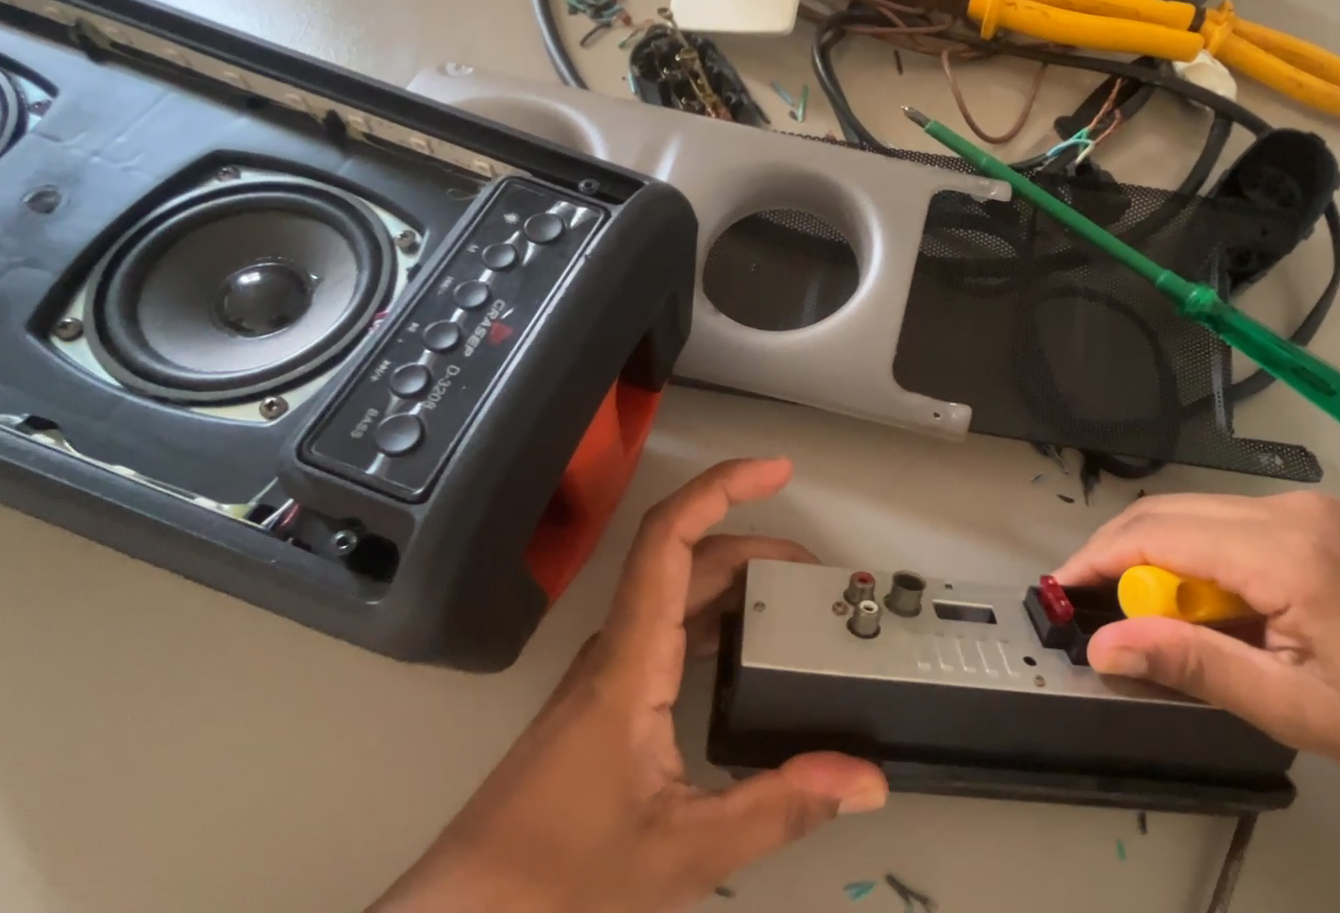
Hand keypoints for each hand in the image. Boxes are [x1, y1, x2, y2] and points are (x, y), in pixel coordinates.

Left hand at [372, 458, 887, 912]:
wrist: (473, 909)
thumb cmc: (566, 874)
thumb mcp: (687, 849)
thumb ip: (781, 808)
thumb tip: (866, 780)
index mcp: (632, 663)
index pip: (670, 541)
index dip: (721, 490)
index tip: (776, 471)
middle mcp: (617, 650)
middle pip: (682, 560)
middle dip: (750, 542)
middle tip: (813, 574)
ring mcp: (607, 672)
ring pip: (672, 594)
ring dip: (732, 579)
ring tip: (793, 604)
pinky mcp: (605, 698)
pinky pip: (666, 630)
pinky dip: (713, 619)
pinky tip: (746, 652)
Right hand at [1053, 491, 1339, 813]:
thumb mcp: (1294, 706)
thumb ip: (1192, 664)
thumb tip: (1103, 646)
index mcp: (1289, 552)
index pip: (1158, 534)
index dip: (1097, 558)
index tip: (1058, 590)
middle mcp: (1295, 512)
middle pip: (1171, 513)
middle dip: (1120, 555)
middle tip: (1094, 609)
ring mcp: (1314, 511)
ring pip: (1199, 515)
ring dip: (1160, 558)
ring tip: (1152, 617)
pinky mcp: (1324, 523)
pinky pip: (1234, 525)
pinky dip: (1200, 557)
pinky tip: (1210, 606)